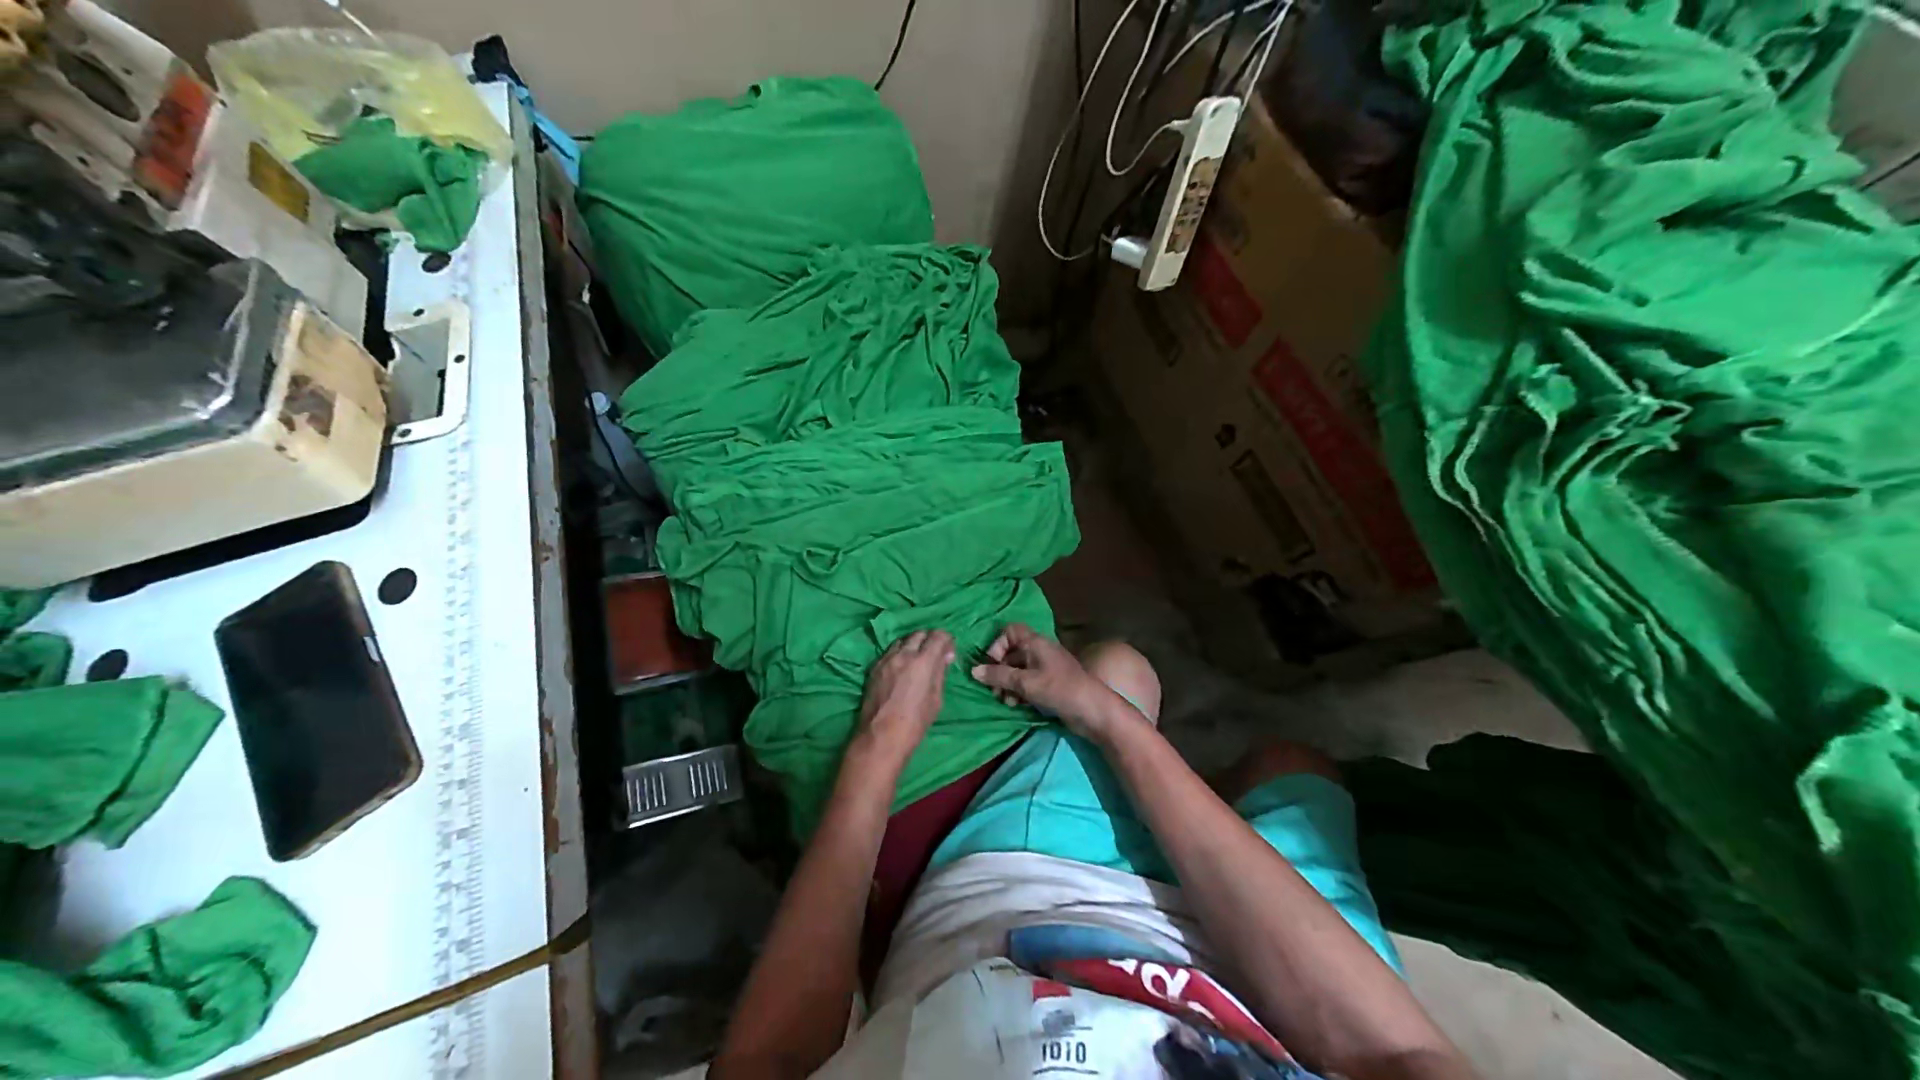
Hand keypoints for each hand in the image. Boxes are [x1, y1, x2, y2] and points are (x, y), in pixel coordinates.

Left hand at [854, 629, 954, 765]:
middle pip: (919, 633)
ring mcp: (886, 659)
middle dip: (929, 639)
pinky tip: (901, 667)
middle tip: (934, 653)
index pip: (938, 635)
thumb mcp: (936, 698)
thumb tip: (944, 656)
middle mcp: (904, 654)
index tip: (948, 650)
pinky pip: (890, 651)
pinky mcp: (874, 667)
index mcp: (923, 661)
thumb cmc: (916, 722)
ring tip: (917, 659)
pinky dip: (899, 653)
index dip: (946, 639)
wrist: (881, 735)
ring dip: (912, 644)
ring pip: (902, 640)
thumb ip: (940, 672)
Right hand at [970, 623, 1129, 739]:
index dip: (998, 645)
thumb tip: (974, 670)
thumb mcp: (1025, 682)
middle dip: (999, 671)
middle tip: (994, 690)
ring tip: (1005, 700)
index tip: (993, 664)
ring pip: (1018, 670)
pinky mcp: (1049, 685)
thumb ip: (999, 676)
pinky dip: (1019, 691)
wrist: (1092, 710)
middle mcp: (1040, 651)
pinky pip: (1027, 683)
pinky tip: (1016, 705)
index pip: (1010, 631)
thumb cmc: (1059, 689)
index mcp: (1035, 643)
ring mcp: (1046, 668)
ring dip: (1008, 684)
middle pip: (1011, 653)